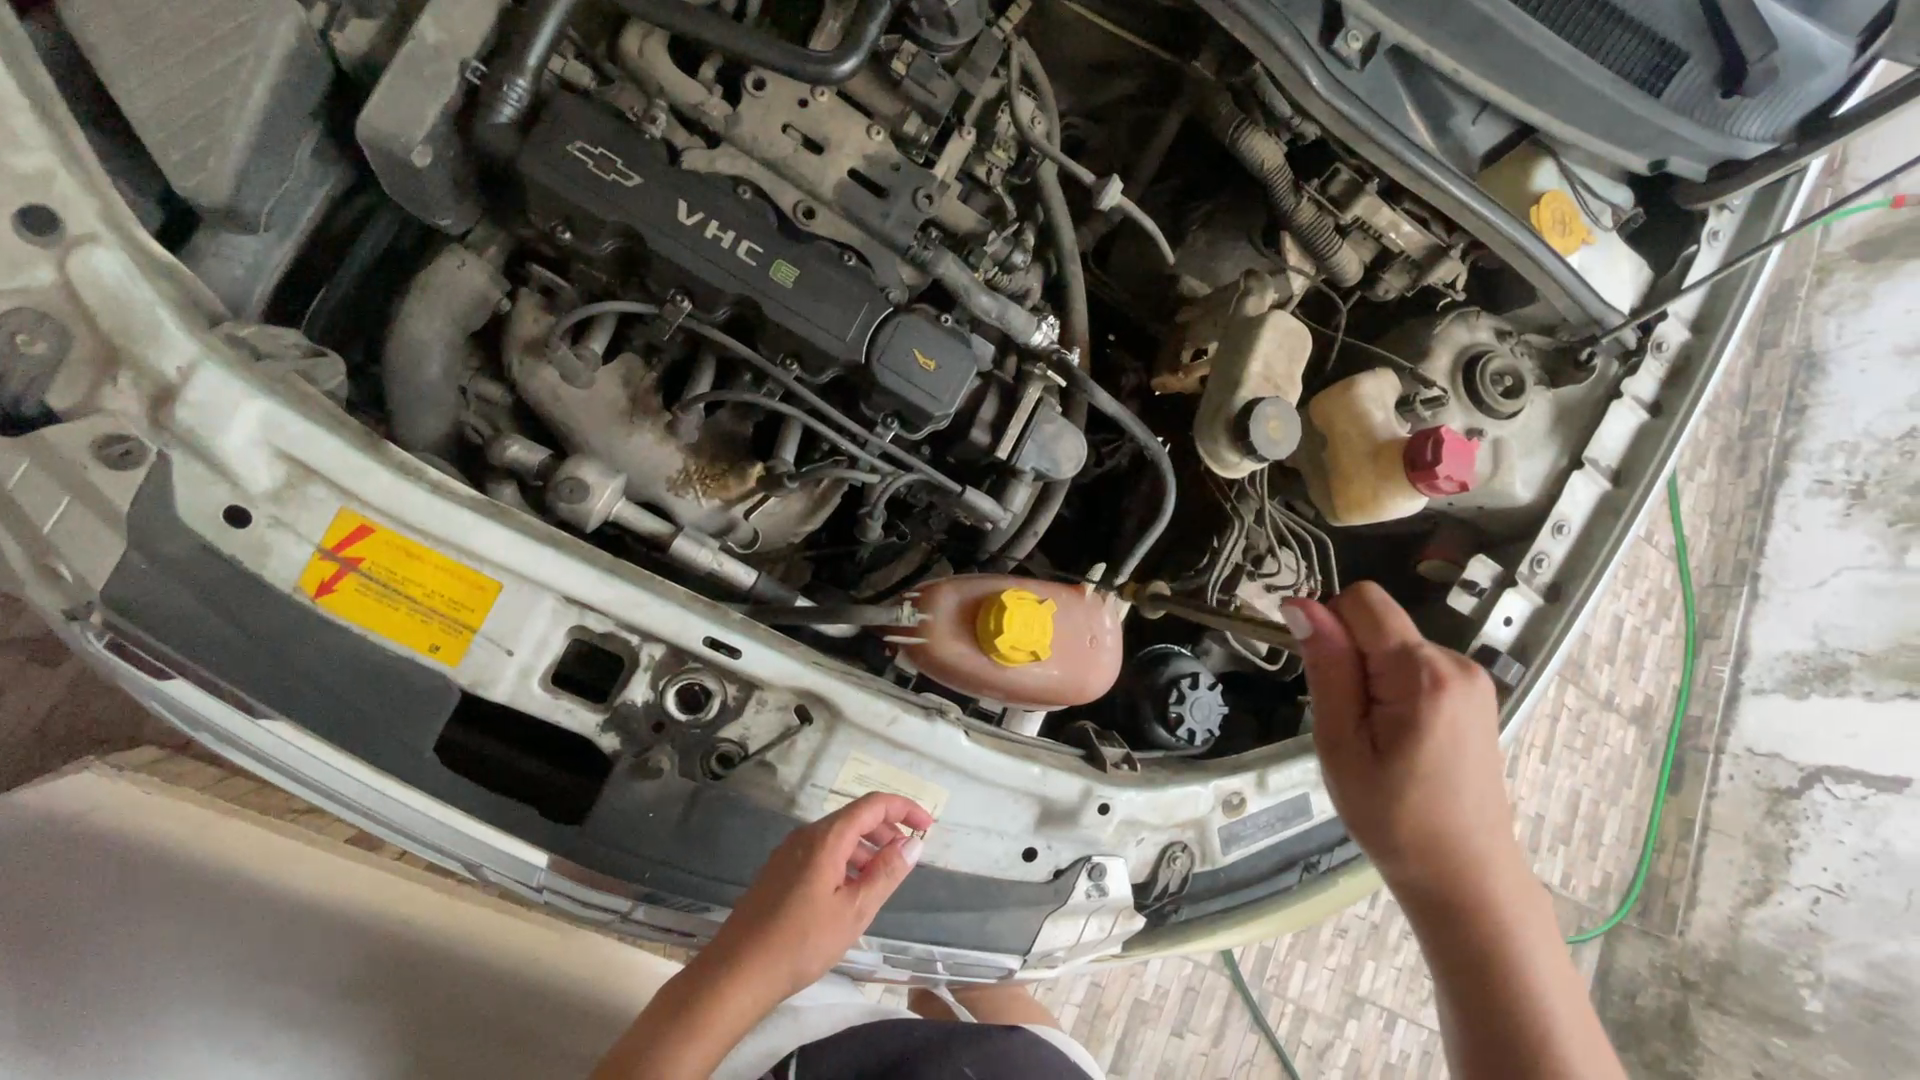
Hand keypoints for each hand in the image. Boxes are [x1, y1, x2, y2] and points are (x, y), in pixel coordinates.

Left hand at [592, 793, 934, 1079]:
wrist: (737, 973)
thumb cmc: (801, 942)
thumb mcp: (854, 911)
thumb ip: (886, 873)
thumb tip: (913, 843)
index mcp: (826, 838)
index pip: (872, 804)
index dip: (904, 809)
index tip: (928, 827)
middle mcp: (806, 836)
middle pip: (854, 817)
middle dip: (887, 830)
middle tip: (908, 857)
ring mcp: (789, 854)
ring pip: (838, 837)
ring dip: (866, 849)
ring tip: (882, 881)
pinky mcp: (779, 873)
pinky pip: (822, 854)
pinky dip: (846, 862)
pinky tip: (850, 894)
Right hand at [1283, 582, 1522, 895]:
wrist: (1464, 876)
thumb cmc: (1391, 817)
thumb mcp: (1341, 743)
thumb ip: (1326, 667)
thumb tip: (1300, 605)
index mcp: (1422, 673)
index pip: (1362, 600)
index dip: (1327, 625)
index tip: (1321, 677)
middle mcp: (1456, 662)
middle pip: (1378, 621)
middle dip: (1350, 657)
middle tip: (1348, 723)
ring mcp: (1471, 679)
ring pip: (1393, 644)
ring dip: (1369, 675)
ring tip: (1373, 736)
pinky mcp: (1474, 696)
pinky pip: (1415, 665)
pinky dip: (1392, 687)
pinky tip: (1397, 737)